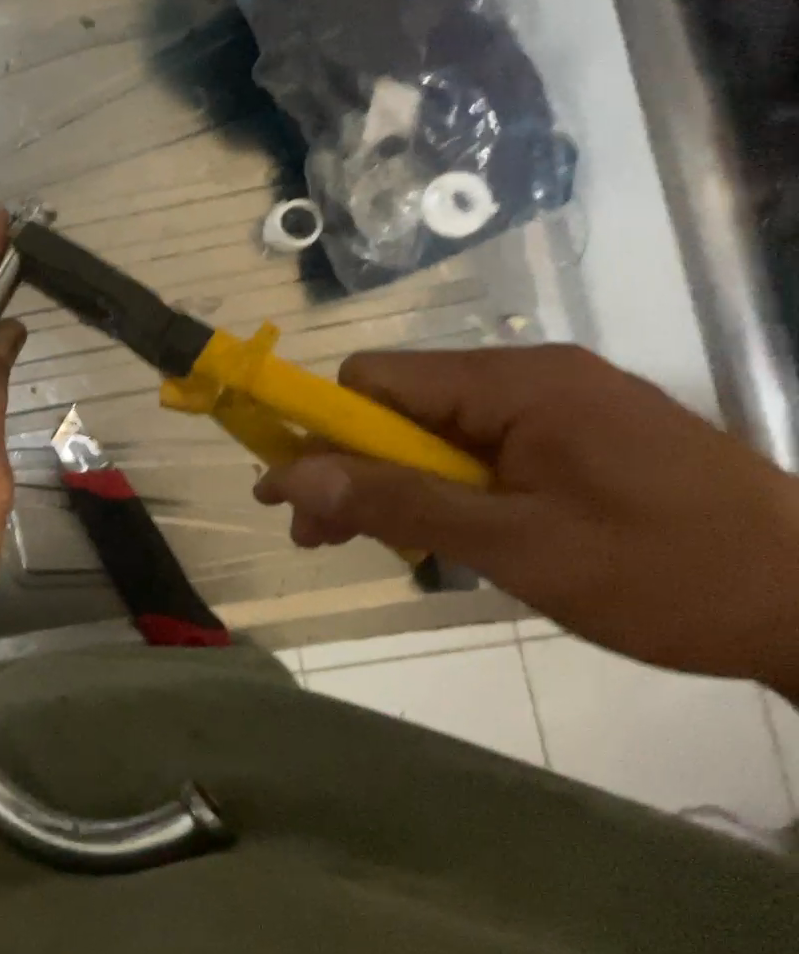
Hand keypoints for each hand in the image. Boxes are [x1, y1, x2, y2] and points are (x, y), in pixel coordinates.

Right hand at [254, 345, 798, 694]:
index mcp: (517, 385)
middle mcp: (531, 378)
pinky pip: (478, 450)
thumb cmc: (667, 575)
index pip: (374, 380)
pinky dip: (441, 490)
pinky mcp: (578, 439)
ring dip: (391, 485)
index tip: (291, 494)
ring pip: (432, 432)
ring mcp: (559, 407)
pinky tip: (440, 534)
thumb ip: (396, 503)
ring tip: (375, 546)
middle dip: (348, 468)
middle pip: (396, 406)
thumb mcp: (515, 545)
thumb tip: (287, 474)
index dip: (320, 431)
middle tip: (320, 537)